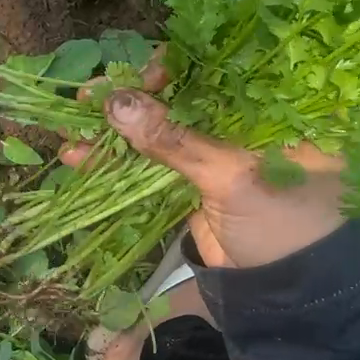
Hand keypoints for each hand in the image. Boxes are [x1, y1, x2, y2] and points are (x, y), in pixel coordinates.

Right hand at [60, 54, 343, 267]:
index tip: (138, 76)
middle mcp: (245, 120)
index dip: (175, 66)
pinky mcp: (192, 178)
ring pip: (157, 127)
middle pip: (179, 95)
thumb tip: (115, 102)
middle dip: (131, 96)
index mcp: (277, 107)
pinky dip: (117, 158)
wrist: (288, 293)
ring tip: (72, 127)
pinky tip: (78, 155)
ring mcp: (214, 150)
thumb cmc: (284, 225)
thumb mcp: (231, 177)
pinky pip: (149, 159)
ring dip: (114, 129)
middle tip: (89, 97)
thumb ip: (174, 140)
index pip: (220, 67)